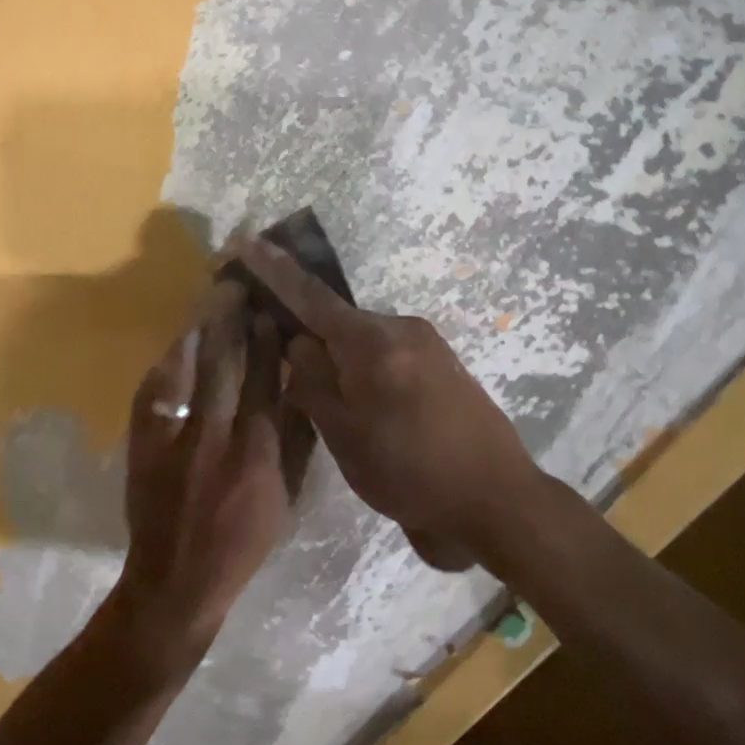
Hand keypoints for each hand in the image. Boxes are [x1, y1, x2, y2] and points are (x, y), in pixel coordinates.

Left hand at [111, 281, 308, 670]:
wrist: (177, 577)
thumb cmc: (242, 543)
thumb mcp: (284, 500)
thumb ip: (294, 446)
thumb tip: (301, 394)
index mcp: (258, 456)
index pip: (269, 385)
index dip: (270, 344)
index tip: (271, 311)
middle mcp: (216, 440)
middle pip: (224, 366)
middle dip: (230, 321)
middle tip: (235, 286)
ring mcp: (174, 440)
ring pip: (187, 372)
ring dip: (198, 332)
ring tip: (208, 300)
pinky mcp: (143, 445)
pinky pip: (153, 394)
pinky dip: (166, 366)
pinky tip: (175, 344)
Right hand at [237, 239, 544, 570]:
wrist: (498, 503)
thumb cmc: (410, 473)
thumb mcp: (343, 433)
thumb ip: (312, 380)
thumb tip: (298, 342)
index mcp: (372, 342)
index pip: (310, 296)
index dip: (274, 270)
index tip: (246, 241)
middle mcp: (402, 328)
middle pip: (336, 319)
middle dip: (307, 334)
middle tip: (284, 369)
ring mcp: (428, 344)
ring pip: (361, 340)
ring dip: (338, 359)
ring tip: (331, 407)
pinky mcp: (444, 364)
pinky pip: (386, 353)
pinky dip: (364, 369)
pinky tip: (365, 408)